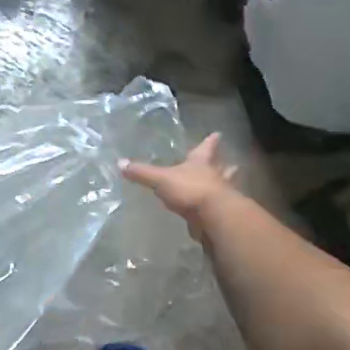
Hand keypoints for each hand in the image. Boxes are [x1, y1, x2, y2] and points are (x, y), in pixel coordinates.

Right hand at [121, 132, 239, 232]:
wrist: (213, 216)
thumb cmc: (189, 189)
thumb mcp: (161, 180)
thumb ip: (142, 173)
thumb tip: (120, 162)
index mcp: (201, 163)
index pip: (206, 148)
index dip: (210, 142)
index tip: (218, 134)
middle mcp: (214, 176)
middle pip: (221, 168)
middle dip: (224, 166)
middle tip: (230, 164)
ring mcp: (221, 196)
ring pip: (225, 187)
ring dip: (225, 186)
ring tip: (226, 187)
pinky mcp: (220, 215)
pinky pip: (218, 209)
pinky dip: (216, 209)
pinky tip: (212, 212)